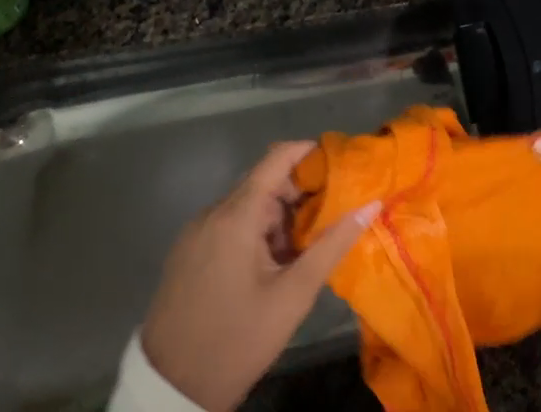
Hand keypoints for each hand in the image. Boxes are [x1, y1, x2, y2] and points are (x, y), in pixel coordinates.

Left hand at [140, 141, 379, 411]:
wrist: (168, 391)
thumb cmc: (237, 339)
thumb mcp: (293, 295)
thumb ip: (333, 244)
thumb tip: (372, 204)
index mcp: (234, 217)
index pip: (277, 157)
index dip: (311, 153)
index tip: (342, 165)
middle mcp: (211, 215)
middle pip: (265, 182)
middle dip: (302, 193)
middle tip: (335, 214)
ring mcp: (195, 236)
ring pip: (249, 206)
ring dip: (282, 216)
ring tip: (311, 244)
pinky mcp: (188, 255)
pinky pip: (231, 226)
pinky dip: (259, 231)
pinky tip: (278, 262)